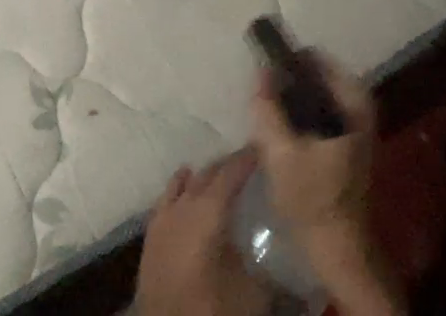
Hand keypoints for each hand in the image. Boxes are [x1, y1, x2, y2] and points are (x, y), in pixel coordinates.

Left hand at [135, 151, 269, 315]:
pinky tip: (185, 183)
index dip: (246, 159)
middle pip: (207, 174)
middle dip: (226, 166)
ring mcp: (164, 215)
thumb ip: (272, 271)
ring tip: (219, 173)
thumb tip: (294, 268)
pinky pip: (167, 196)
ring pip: (185, 182)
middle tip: (246, 161)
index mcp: (210, 210)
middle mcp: (185, 204)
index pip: (231, 174)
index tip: (260, 146)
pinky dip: (180, 186)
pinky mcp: (152, 231)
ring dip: (203, 176)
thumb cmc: (213, 305)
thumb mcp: (255, 291)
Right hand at [249, 52, 376, 241]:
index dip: (289, 57)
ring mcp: (355, 129)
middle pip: (318, 76)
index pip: (318, 59)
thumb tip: (262, 71)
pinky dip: (298, 111)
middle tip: (259, 83)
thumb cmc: (311, 196)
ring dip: (292, 94)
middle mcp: (359, 111)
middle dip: (288, 76)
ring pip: (318, 95)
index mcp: (351, 106)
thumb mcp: (279, 150)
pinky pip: (319, 113)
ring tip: (263, 100)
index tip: (263, 60)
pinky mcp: (346, 145)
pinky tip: (277, 123)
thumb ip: (268, 107)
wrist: (338, 245)